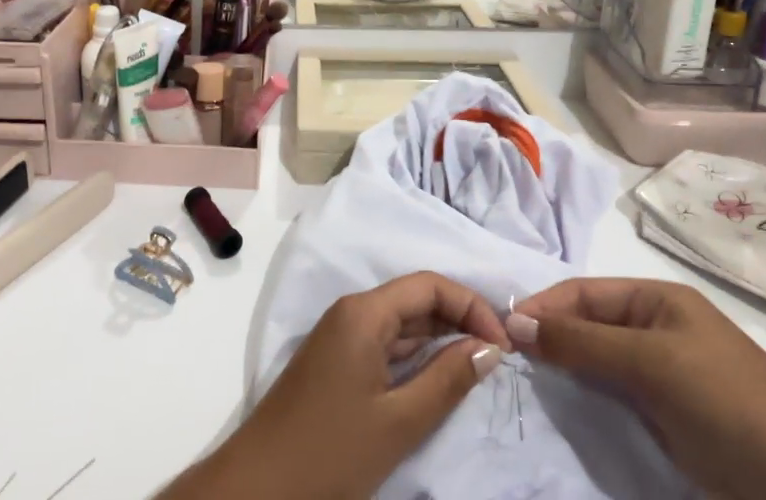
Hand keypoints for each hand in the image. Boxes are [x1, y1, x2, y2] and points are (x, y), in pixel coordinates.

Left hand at [159, 273, 509, 499]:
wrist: (261, 483)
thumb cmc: (332, 449)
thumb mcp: (401, 420)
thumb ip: (449, 379)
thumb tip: (490, 348)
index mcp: (363, 313)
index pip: (428, 285)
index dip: (471, 305)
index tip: (504, 344)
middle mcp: (350, 313)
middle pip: (415, 299)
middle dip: (460, 320)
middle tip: (500, 357)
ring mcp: (341, 338)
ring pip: (402, 323)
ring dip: (442, 339)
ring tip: (482, 366)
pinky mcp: (337, 362)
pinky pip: (386, 345)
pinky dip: (418, 356)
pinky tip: (443, 378)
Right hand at [508, 279, 765, 499]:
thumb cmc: (728, 405)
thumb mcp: (650, 364)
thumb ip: (581, 342)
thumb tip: (514, 322)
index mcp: (660, 300)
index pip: (584, 292)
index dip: (542, 307)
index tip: (500, 332)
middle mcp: (659, 328)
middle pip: (588, 322)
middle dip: (548, 336)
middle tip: (503, 360)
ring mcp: (665, 373)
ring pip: (597, 359)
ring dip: (563, 367)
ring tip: (523, 382)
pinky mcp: (667, 413)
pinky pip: (613, 392)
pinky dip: (584, 395)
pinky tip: (561, 405)